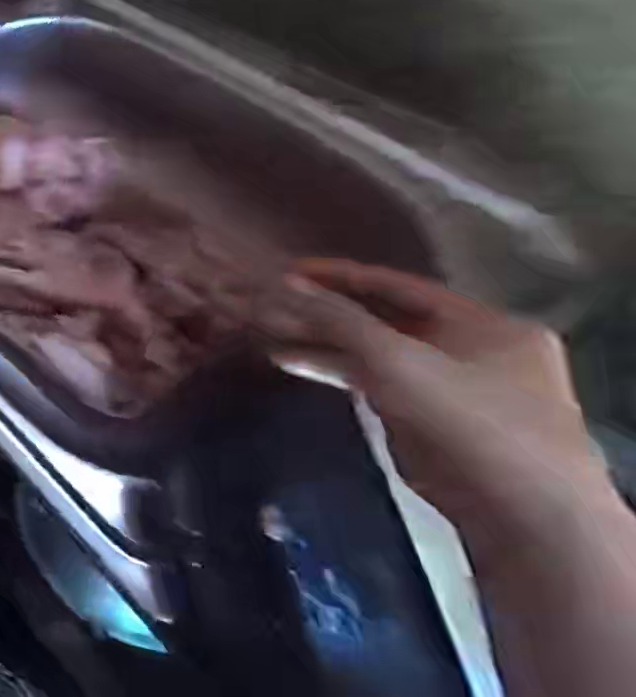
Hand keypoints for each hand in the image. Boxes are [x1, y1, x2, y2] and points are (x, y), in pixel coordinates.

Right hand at [271, 259, 612, 536]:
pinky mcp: (424, 408)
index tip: (284, 269)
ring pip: (369, 346)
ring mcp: (449, 379)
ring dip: (316, 338)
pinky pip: (369, 373)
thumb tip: (282, 282)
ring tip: (264, 330)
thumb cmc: (465, 418)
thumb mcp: (392, 357)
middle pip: (380, 316)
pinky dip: (329, 365)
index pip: (398, 285)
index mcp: (486, 324)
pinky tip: (286, 360)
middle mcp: (472, 346)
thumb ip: (335, 316)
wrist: (517, 511)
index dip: (338, 275)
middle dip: (320, 310)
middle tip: (267, 302)